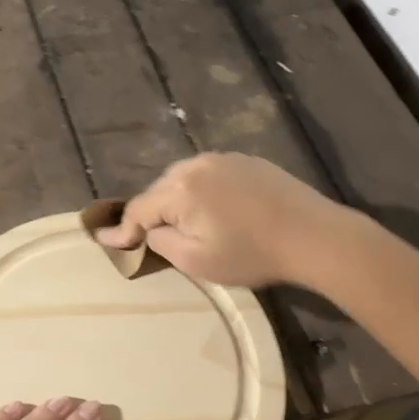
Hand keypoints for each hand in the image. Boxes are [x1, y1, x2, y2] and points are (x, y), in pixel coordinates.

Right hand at [96, 152, 359, 287]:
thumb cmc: (252, 253)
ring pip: (183, 180)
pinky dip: (200, 192)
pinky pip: (209, 175)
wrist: (314, 236)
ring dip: (176, 200)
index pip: (139, 209)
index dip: (121, 229)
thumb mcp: (197, 260)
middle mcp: (196, 164)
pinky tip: (212, 210)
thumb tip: (149, 231)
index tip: (104, 241)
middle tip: (145, 237)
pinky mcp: (247, 161)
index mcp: (180, 189)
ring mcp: (224, 159)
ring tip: (180, 224)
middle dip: (150, 212)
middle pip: (159, 190)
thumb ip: (161, 242)